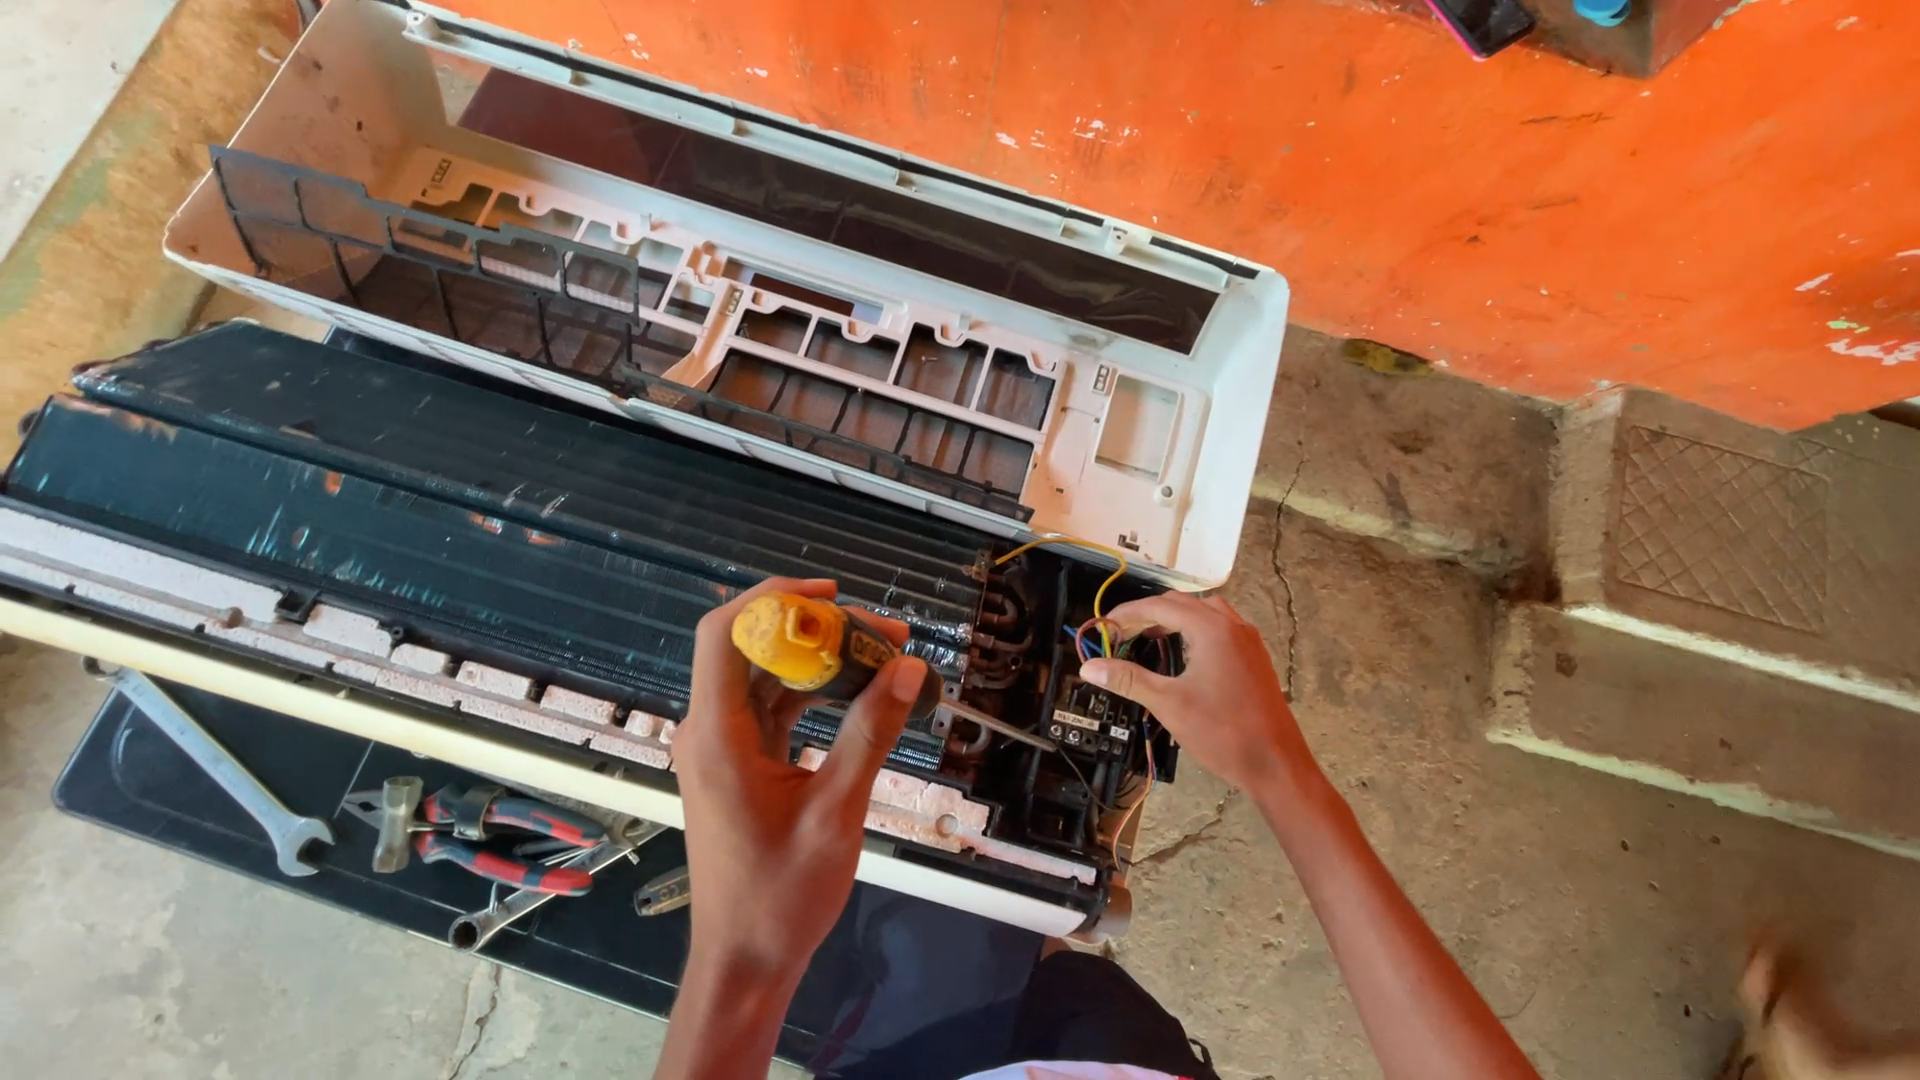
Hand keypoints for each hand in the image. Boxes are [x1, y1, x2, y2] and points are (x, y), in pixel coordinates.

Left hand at [673, 577, 926, 982]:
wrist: (746, 961)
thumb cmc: (782, 895)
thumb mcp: (836, 812)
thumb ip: (870, 734)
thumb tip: (907, 668)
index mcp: (717, 735)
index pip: (723, 634)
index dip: (771, 599)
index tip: (831, 594)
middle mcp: (711, 730)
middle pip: (754, 649)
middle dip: (817, 630)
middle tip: (886, 635)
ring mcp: (724, 747)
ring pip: (768, 677)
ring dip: (821, 661)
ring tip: (885, 658)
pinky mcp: (741, 764)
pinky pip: (775, 709)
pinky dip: (814, 694)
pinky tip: (861, 692)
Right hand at [1081, 593, 1320, 798]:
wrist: (1276, 764)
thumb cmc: (1222, 732)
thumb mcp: (1168, 704)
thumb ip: (1128, 680)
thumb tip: (1089, 668)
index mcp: (1211, 629)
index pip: (1160, 606)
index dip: (1127, 613)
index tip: (1104, 627)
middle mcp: (1232, 625)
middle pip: (1182, 603)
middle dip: (1148, 613)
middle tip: (1121, 633)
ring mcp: (1248, 641)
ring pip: (1204, 612)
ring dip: (1173, 618)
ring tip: (1149, 636)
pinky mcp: (1254, 658)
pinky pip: (1220, 627)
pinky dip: (1194, 629)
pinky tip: (1183, 652)